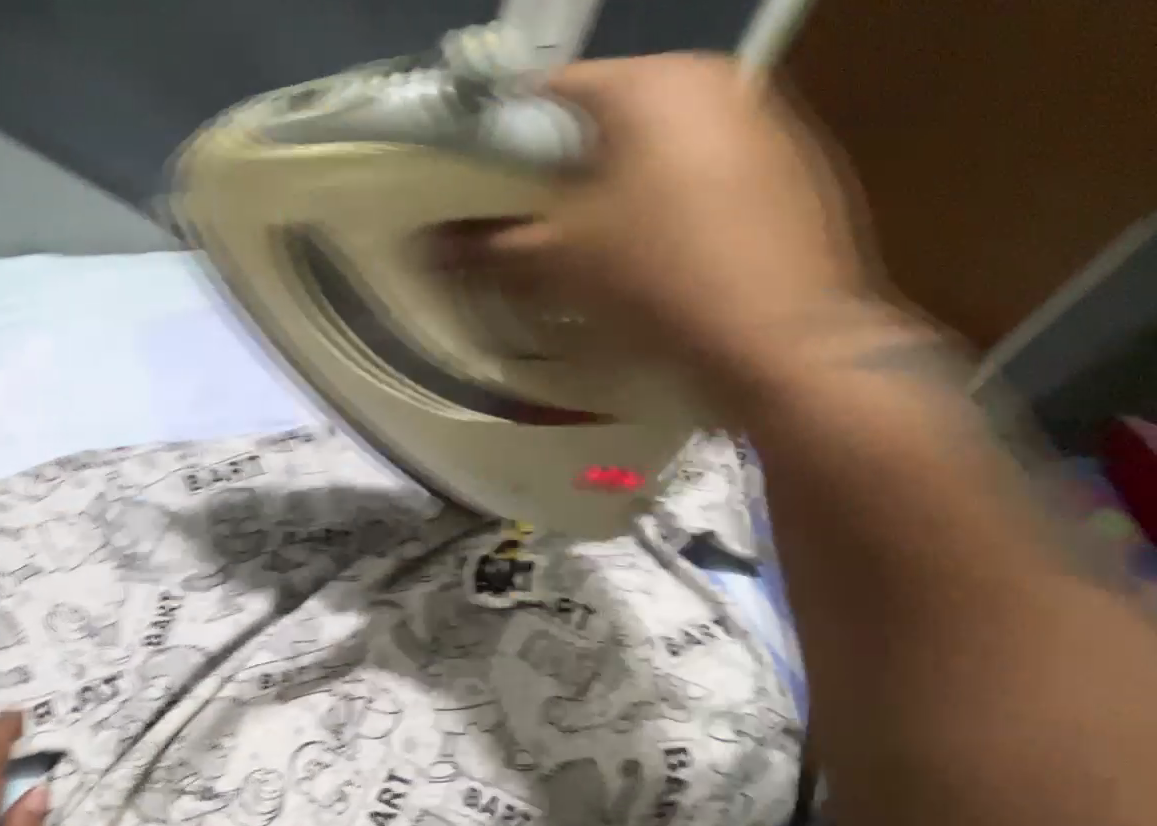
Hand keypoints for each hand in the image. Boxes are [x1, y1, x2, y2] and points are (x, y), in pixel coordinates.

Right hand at [437, 54, 891, 409]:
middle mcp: (717, 82)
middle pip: (608, 119)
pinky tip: (658, 260)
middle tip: (533, 228)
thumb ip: (483, 242)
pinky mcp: (797, 173)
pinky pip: (706, 176)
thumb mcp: (553, 260)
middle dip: (564, 170)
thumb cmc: (656, 280)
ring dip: (618, 190)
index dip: (504, 143)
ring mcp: (769, 122)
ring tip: (593, 250)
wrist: (782, 344)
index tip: (483, 192)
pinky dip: (672, 206)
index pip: (550, 91)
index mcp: (654, 82)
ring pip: (659, 148)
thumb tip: (425, 242)